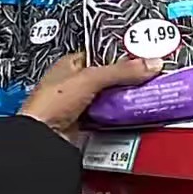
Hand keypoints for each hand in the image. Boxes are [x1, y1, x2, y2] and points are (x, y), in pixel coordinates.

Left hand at [19, 54, 162, 138]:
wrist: (43, 140)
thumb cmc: (51, 103)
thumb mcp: (90, 78)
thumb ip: (122, 70)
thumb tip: (150, 63)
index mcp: (71, 64)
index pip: (103, 53)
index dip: (122, 54)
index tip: (143, 56)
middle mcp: (76, 83)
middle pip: (110, 76)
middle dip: (128, 78)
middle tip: (150, 75)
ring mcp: (82, 104)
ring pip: (111, 96)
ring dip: (126, 97)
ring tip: (147, 92)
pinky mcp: (87, 122)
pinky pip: (109, 114)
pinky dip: (120, 114)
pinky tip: (133, 112)